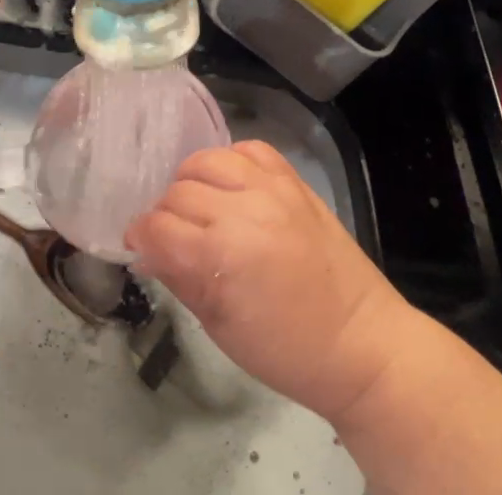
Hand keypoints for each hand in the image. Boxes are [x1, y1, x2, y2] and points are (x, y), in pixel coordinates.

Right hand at [124, 142, 412, 423]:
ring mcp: (273, 189)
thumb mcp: (218, 326)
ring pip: (206, 161)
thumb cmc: (285, 350)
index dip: (140, 239)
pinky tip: (231, 189)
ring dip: (192, 184)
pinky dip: (231, 164)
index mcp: (222, 254)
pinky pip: (250, 150)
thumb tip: (145, 251)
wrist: (361, 342)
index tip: (142, 251)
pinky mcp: (295, 182)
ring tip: (200, 209)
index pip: (156, 227)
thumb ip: (177, 278)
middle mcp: (245, 209)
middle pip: (176, 193)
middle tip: (173, 241)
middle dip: (165, 217)